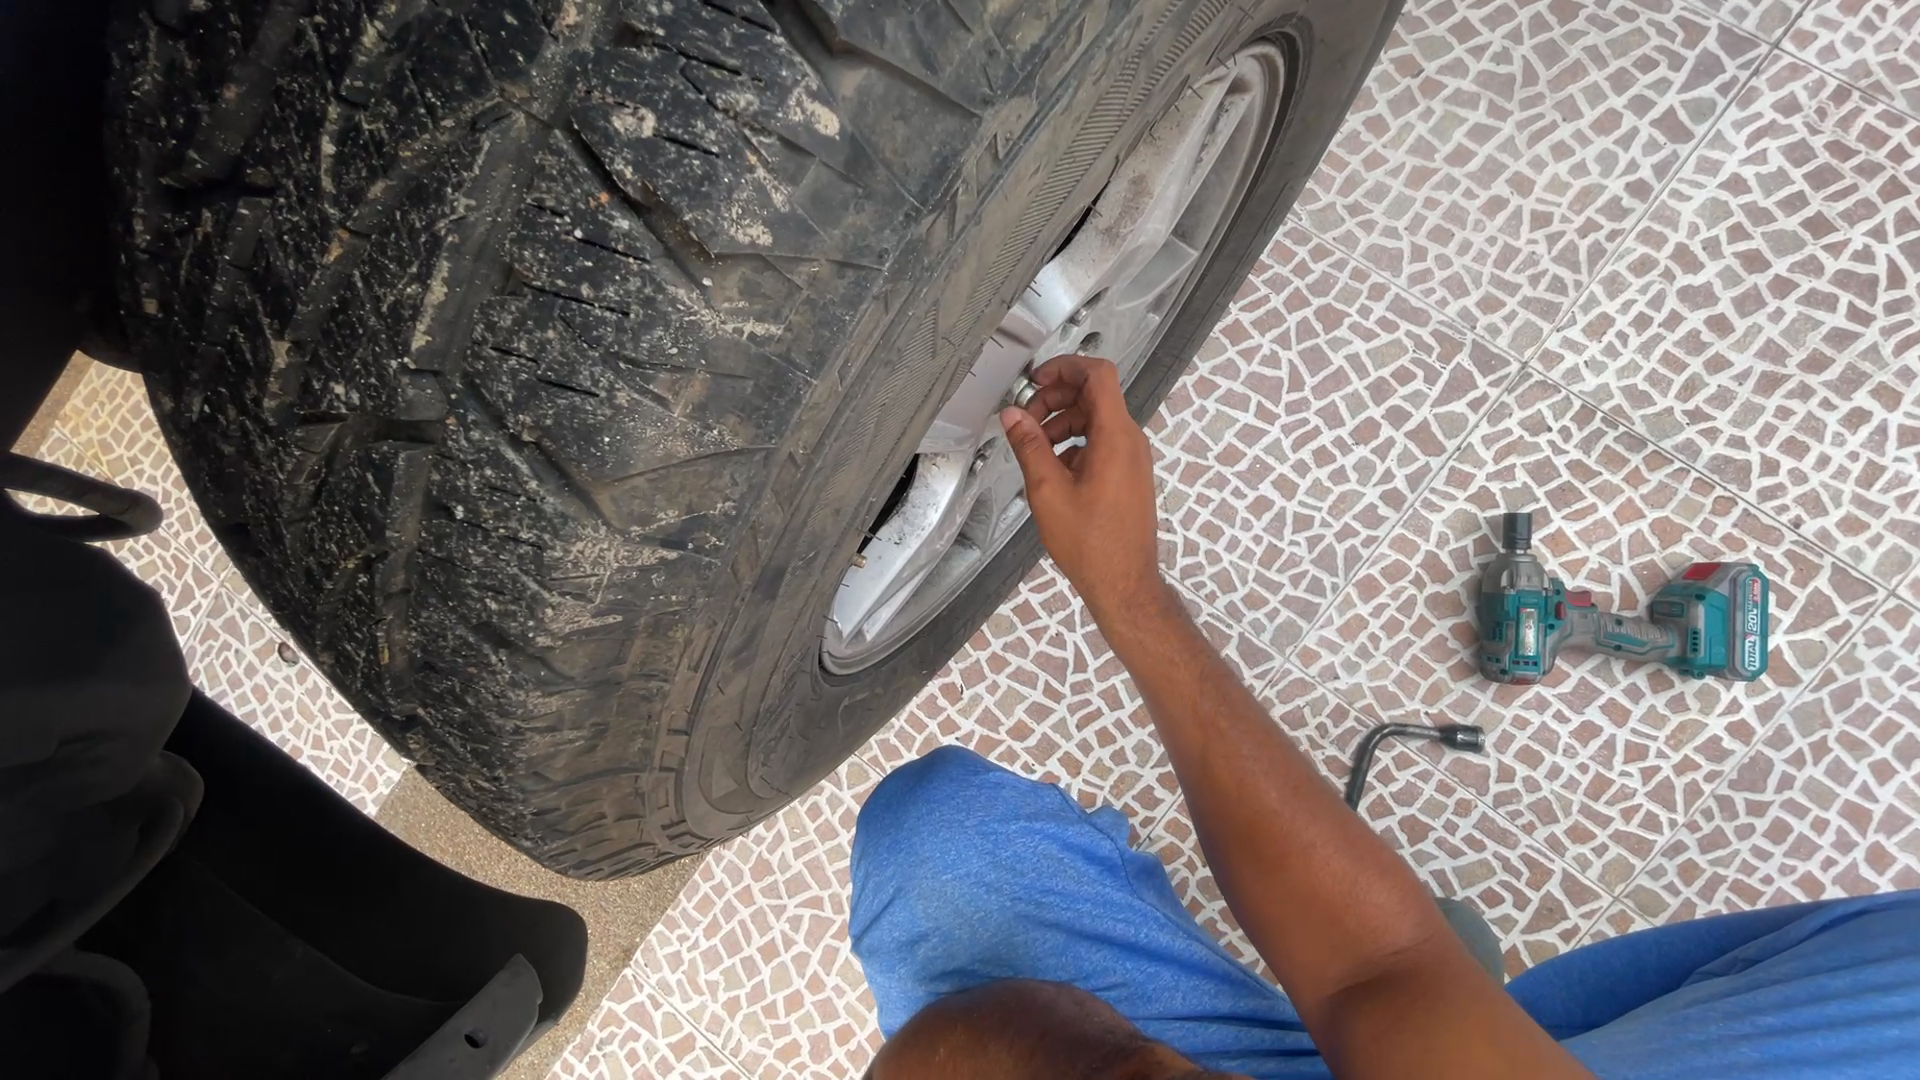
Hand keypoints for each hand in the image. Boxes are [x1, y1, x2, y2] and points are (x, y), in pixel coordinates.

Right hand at [999, 355, 1168, 621]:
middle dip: (1056, 400)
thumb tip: (1014, 416)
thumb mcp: (1048, 491)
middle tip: (1026, 419)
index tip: (1037, 381)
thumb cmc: (1091, 543)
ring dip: (1062, 423)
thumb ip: (1029, 446)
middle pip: (1094, 396)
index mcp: (1115, 437)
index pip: (1098, 374)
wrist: (1123, 582)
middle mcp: (1130, 441)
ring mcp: (1132, 458)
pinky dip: (1075, 444)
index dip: (1065, 367)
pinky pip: (1101, 443)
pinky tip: (1052, 468)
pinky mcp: (1128, 474)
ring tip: (1034, 447)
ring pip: (1096, 420)